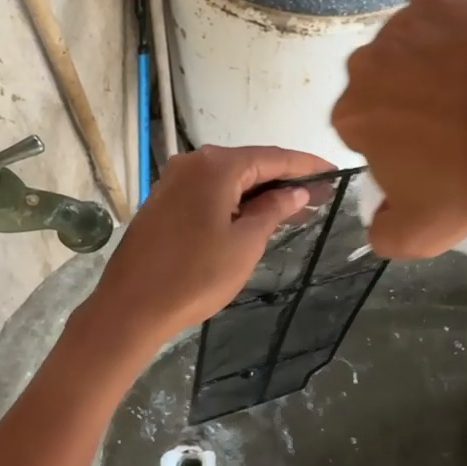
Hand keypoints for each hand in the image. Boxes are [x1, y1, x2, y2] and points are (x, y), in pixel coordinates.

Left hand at [88, 145, 336, 341]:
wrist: (131, 307)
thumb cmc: (196, 276)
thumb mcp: (245, 243)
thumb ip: (273, 211)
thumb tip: (295, 193)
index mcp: (216, 166)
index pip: (273, 158)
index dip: (306, 166)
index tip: (335, 172)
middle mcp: (193, 163)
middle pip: (250, 165)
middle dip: (285, 180)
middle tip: (321, 195)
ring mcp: (174, 182)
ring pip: (229, 180)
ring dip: (261, 193)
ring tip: (297, 209)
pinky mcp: (164, 203)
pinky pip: (210, 193)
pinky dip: (236, 201)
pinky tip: (256, 216)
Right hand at [332, 0, 466, 257]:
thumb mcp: (420, 234)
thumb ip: (382, 233)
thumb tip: (379, 218)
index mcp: (351, 115)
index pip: (360, 129)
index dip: (392, 143)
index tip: (428, 153)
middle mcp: (364, 62)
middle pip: (380, 83)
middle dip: (405, 99)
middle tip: (453, 121)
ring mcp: (403, 23)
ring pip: (408, 46)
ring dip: (428, 62)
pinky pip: (437, 10)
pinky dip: (452, 25)